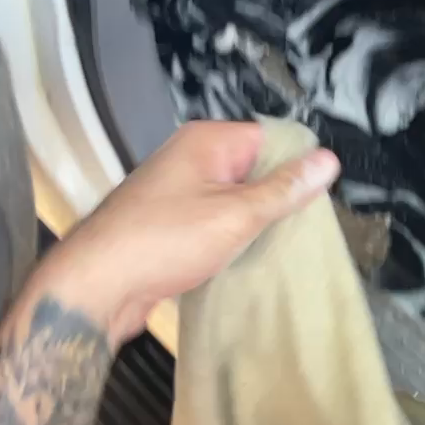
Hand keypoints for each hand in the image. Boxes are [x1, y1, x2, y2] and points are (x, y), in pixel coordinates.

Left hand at [32, 121, 339, 343]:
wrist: (97, 286)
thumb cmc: (162, 241)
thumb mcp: (236, 214)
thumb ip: (284, 189)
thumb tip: (327, 161)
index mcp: (207, 141)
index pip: (271, 138)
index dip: (296, 165)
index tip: (315, 198)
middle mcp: (192, 158)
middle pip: (255, 168)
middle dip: (278, 197)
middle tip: (301, 227)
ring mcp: (179, 190)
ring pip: (236, 198)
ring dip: (255, 221)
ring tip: (278, 245)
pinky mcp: (172, 222)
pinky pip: (216, 220)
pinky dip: (233, 236)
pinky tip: (247, 257)